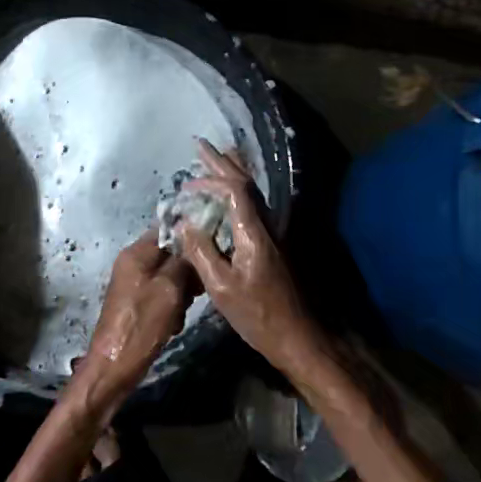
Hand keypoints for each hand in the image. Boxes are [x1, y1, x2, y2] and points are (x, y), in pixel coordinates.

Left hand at [73, 231, 194, 404]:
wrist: (115, 365)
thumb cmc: (142, 323)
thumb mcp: (169, 289)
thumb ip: (182, 262)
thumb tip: (194, 239)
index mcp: (136, 253)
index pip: (167, 229)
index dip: (191, 235)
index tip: (213, 245)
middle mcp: (133, 264)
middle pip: (171, 254)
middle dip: (188, 270)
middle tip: (200, 287)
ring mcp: (135, 284)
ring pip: (170, 277)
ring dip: (183, 292)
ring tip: (185, 309)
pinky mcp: (138, 304)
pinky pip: (163, 295)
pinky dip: (173, 307)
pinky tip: (175, 323)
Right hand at [177, 141, 328, 375]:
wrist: (296, 336)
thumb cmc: (257, 315)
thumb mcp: (221, 287)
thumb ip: (202, 252)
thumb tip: (184, 224)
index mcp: (254, 232)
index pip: (235, 190)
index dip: (211, 180)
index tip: (187, 183)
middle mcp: (267, 226)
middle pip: (246, 184)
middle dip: (223, 163)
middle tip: (201, 145)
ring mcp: (271, 235)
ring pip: (252, 194)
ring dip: (232, 174)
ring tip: (215, 160)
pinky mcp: (270, 247)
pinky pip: (251, 208)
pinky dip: (236, 194)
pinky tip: (225, 200)